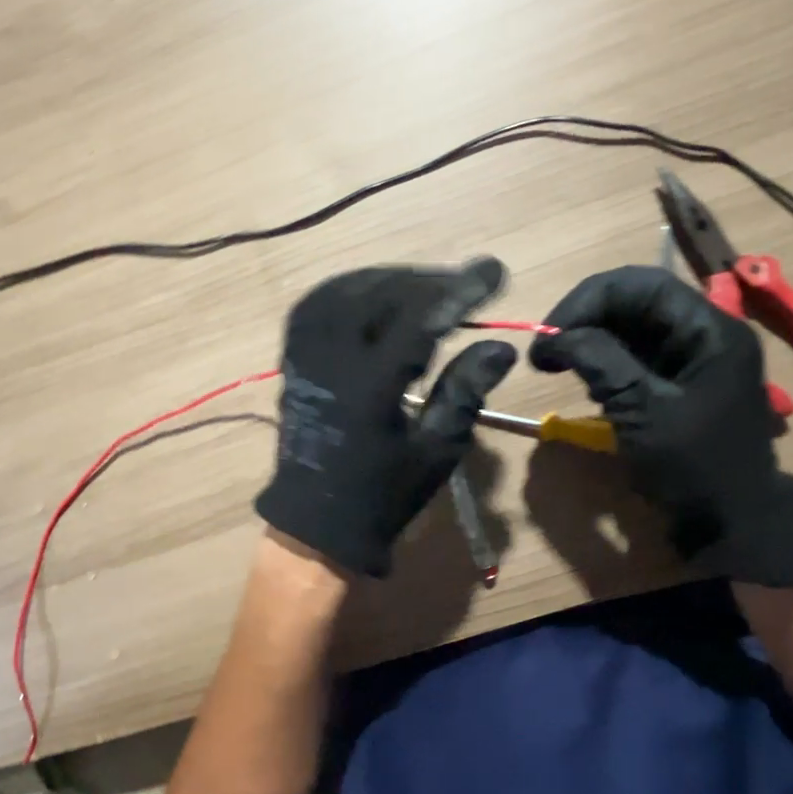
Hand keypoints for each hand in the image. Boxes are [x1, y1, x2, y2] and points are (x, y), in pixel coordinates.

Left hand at [255, 257, 517, 577]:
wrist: (316, 521)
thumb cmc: (383, 493)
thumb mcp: (436, 451)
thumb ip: (464, 392)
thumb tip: (500, 345)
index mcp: (371, 387)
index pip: (419, 318)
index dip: (459, 291)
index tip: (493, 271)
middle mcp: (332, 361)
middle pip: (381, 294)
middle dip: (427, 281)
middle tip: (465, 284)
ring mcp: (305, 356)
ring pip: (345, 290)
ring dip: (389, 280)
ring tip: (426, 287)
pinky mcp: (292, 359)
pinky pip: (317, 304)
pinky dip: (350, 289)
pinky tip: (375, 295)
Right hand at [530, 265, 792, 587]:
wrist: (735, 524)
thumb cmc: (693, 467)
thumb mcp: (642, 411)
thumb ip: (600, 362)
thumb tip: (555, 337)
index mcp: (710, 330)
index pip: (642, 285)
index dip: (588, 300)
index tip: (549, 334)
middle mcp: (706, 333)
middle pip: (637, 302)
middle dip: (587, 320)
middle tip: (547, 351)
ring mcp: (695, 358)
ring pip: (634, 327)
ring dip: (593, 340)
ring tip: (561, 368)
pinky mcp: (682, 383)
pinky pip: (639, 355)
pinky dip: (607, 362)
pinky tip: (589, 384)